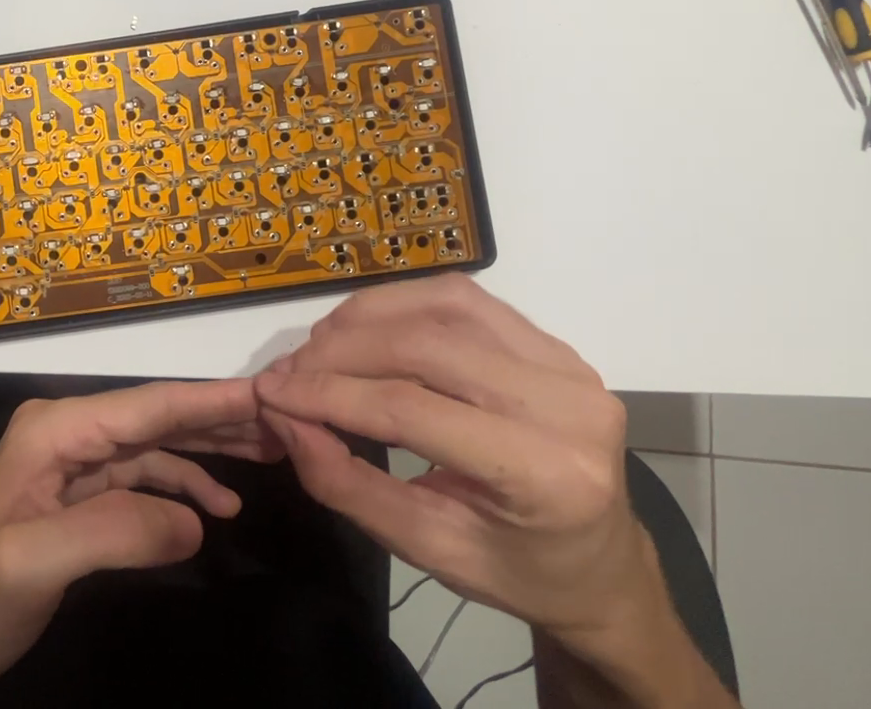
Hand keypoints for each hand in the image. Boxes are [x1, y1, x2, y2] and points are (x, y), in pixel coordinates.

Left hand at [0, 380, 280, 706]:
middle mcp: (64, 433)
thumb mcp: (33, 563)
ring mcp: (71, 464)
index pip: (146, 406)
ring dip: (208, 450)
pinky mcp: (76, 496)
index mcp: (54, 431)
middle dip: (219, 418)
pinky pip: (140, 478)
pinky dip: (181, 486)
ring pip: (153, 444)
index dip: (210, 398)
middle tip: (288, 424)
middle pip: (155, 417)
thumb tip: (195, 518)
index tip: (272, 393)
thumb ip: (112, 532)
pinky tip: (214, 507)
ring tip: (271, 456)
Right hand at [253, 276, 728, 703]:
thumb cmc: (516, 569)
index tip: (268, 392)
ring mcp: (567, 364)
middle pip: (424, 345)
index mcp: (543, 474)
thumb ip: (345, 483)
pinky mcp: (554, 344)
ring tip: (321, 346)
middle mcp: (566, 405)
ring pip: (442, 304)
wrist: (601, 565)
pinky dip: (400, 304)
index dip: (327, 394)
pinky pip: (462, 300)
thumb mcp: (423, 548)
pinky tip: (367, 329)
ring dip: (365, 317)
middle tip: (288, 372)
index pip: (409, 409)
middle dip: (338, 352)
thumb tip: (283, 418)